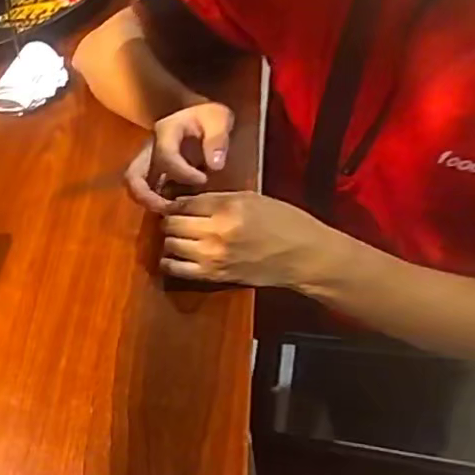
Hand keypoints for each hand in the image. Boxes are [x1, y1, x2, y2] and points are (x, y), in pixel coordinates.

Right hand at [124, 102, 234, 212]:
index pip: (165, 156)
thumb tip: (215, 166)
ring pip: (133, 186)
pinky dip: (153, 202)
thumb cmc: (207, 117)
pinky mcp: (149, 173)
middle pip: (132, 176)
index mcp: (165, 132)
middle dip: (146, 196)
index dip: (182, 172)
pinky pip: (144, 190)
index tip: (204, 180)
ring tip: (170, 211)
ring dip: (146, 202)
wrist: (195, 115)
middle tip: (168, 209)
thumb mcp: (219, 119)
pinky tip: (172, 208)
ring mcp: (145, 163)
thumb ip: (218, 139)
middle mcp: (148, 149)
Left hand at [160, 191, 344, 288]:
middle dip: (171, 221)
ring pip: (169, 243)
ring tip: (181, 237)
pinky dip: (170, 261)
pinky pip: (173, 267)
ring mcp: (211, 255)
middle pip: (171, 224)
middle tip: (177, 222)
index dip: (176, 204)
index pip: (184, 203)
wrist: (306, 257)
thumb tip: (181, 201)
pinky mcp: (211, 275)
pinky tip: (177, 256)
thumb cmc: (284, 223)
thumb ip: (216, 199)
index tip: (176, 207)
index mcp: (228, 208)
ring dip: (171, 239)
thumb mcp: (252, 199)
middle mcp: (216, 231)